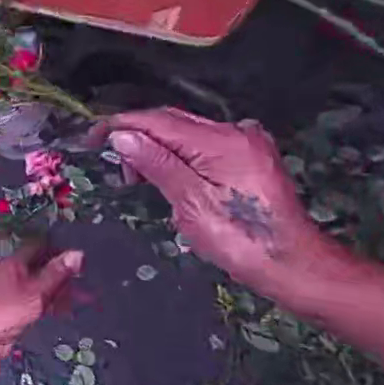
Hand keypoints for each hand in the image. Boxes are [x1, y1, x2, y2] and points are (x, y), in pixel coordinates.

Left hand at [0, 245, 84, 365]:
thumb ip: (57, 273)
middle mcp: (9, 273)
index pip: (39, 247)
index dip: (60, 252)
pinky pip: (32, 300)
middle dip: (62, 276)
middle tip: (83, 287)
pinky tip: (61, 312)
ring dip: (58, 292)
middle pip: (40, 268)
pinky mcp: (9, 308)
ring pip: (38, 286)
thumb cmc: (7, 311)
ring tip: (78, 303)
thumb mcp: (37, 292)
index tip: (79, 262)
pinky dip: (47, 304)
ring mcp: (8, 291)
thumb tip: (78, 253)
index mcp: (13, 262)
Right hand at [90, 108, 335, 292]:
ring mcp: (245, 143)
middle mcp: (235, 132)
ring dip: (156, 147)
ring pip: (186, 132)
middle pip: (172, 121)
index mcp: (221, 141)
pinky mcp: (249, 157)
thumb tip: (122, 137)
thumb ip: (157, 164)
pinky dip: (177, 153)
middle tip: (116, 168)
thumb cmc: (239, 238)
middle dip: (137, 137)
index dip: (121, 125)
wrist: (292, 263)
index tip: (92, 139)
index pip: (158, 121)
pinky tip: (167, 174)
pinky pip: (203, 144)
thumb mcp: (190, 203)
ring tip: (138, 178)